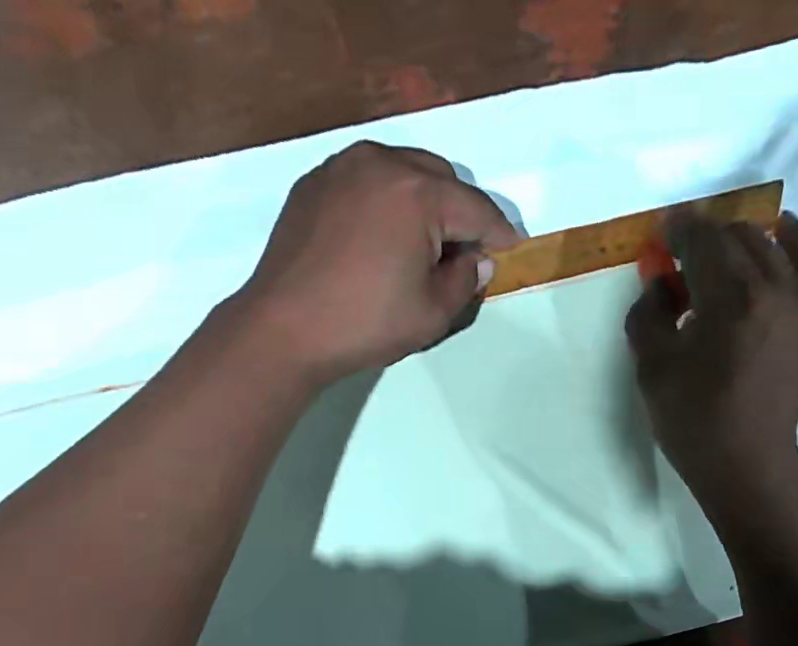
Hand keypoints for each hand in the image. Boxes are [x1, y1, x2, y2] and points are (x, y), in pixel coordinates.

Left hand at [224, 141, 520, 385]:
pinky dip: (388, 200)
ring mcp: (342, 167)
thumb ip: (466, 279)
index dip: (500, 233)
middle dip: (462, 213)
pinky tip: (385, 236)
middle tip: (466, 252)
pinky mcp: (315, 182)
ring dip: (426, 201)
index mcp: (417, 193)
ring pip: (404, 171)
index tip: (514, 248)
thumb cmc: (366, 323)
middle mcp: (381, 163)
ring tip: (426, 242)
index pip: (476, 208)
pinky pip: (368, 180)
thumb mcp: (433, 312)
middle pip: (442, 179)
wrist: (283, 329)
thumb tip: (478, 260)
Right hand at [626, 211, 797, 504]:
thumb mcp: (652, 367)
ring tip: (718, 252)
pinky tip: (782, 231)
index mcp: (730, 298)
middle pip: (736, 236)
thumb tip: (661, 282)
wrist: (746, 461)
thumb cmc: (694, 421)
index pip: (702, 239)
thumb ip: (649, 313)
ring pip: (772, 244)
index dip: (677, 230)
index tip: (660, 234)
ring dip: (740, 239)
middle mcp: (773, 288)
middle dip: (704, 236)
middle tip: (680, 256)